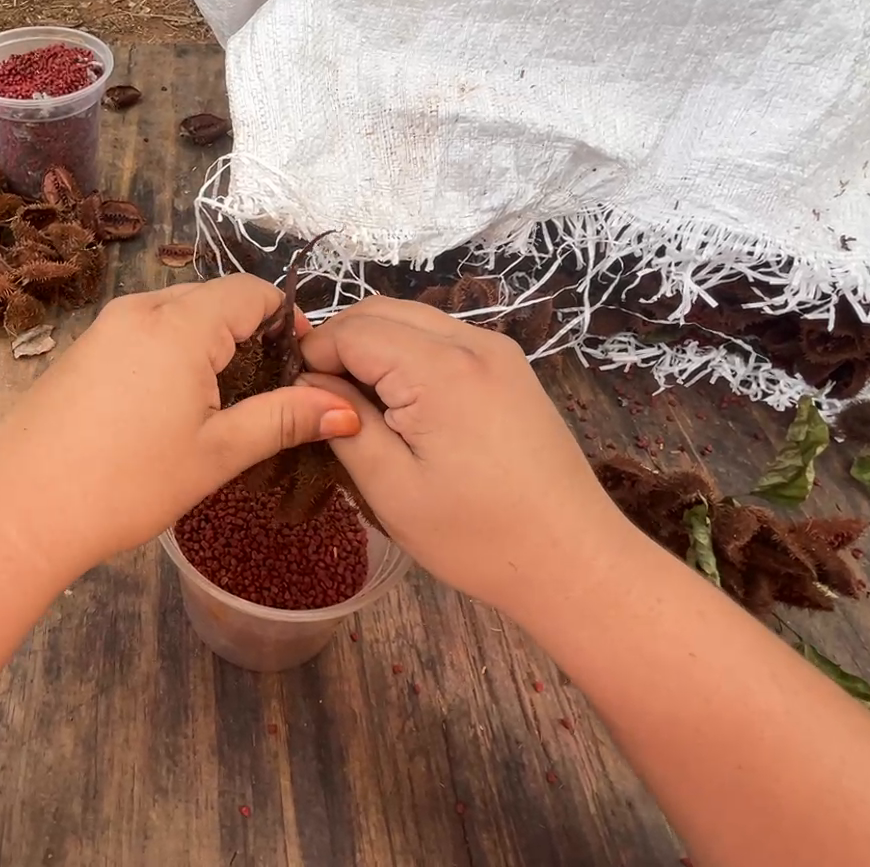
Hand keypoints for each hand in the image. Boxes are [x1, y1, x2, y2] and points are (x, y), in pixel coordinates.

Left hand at [0, 275, 359, 572]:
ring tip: (217, 404)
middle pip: (213, 299)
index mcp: (179, 323)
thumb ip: (282, 419)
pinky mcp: (82, 350)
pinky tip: (167, 405)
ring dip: (208, 345)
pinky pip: (143, 332)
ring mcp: (104, 327)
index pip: (251, 291)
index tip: (301, 366)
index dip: (286, 320)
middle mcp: (139, 308)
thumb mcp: (216, 452)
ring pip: (176, 315)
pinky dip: (171, 353)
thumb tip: (344, 407)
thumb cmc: (128, 482)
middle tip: (263, 393)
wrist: (20, 509)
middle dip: (247, 334)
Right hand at [297, 297, 633, 608]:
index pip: (352, 330)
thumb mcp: (390, 488)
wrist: (574, 559)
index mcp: (439, 370)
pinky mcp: (509, 366)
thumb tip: (311, 383)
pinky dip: (405, 351)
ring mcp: (496, 350)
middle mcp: (471, 342)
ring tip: (356, 400)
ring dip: (371, 344)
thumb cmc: (475, 535)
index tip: (296, 395)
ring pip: (410, 318)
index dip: (314, 354)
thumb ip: (343, 423)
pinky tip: (400, 399)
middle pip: (380, 310)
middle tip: (320, 396)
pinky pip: (439, 336)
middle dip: (338, 342)